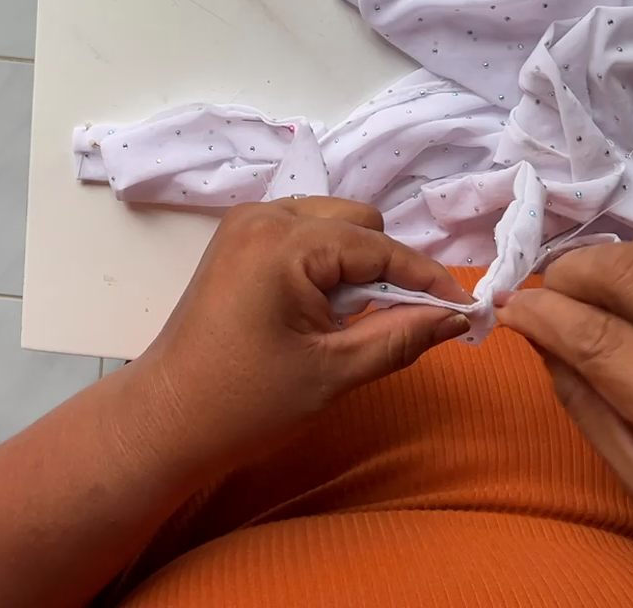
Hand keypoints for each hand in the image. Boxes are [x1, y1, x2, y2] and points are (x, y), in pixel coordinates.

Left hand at [128, 197, 473, 473]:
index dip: (425, 278)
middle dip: (384, 266)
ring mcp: (247, 221)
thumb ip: (400, 336)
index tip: (464, 306)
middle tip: (386, 320)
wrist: (169, 417)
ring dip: (354, 259)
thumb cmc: (247, 402)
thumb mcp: (334, 372)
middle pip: (357, 220)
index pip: (377, 247)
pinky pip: (304, 228)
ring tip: (345, 316)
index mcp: (284, 243)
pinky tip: (318, 301)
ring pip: (332, 219)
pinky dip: (325, 257)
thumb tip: (456, 317)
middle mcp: (265, 215)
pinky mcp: (238, 235)